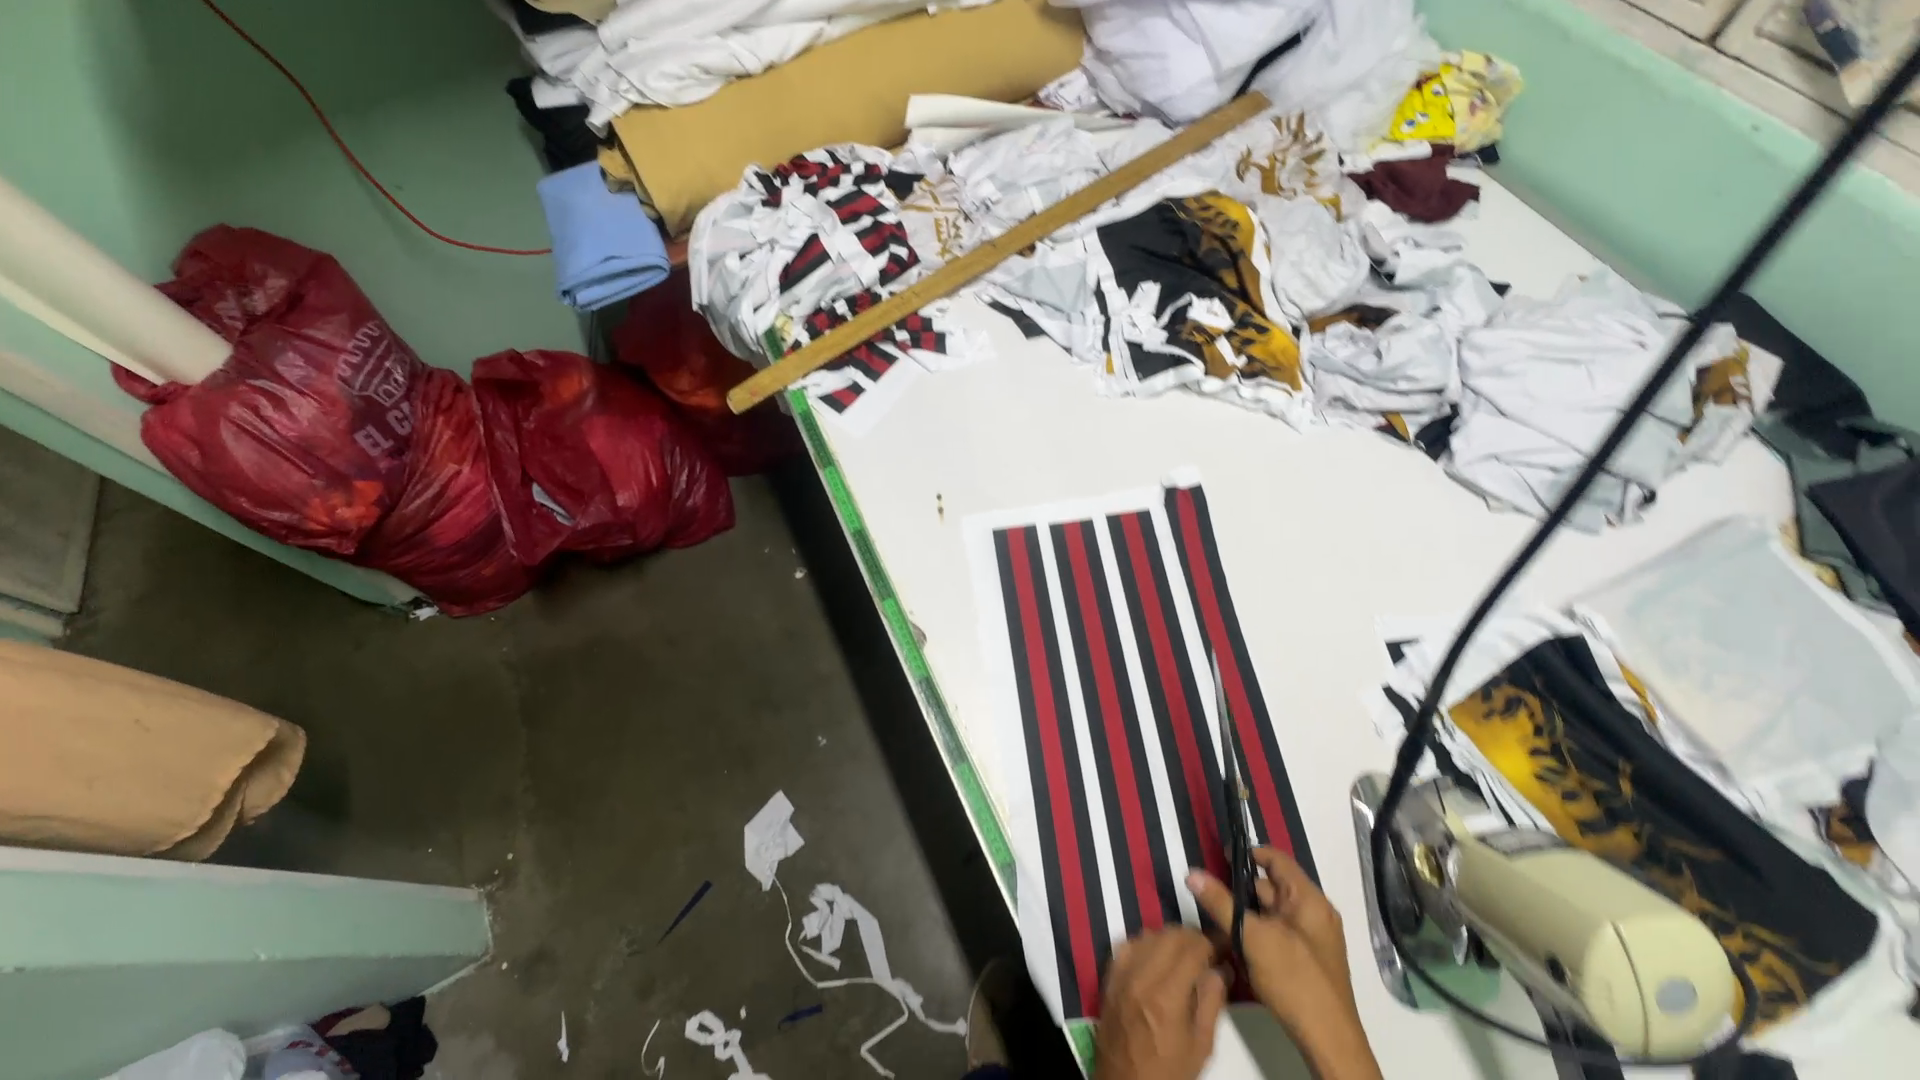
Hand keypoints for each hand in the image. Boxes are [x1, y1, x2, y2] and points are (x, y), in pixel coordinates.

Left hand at [1093, 927, 1227, 1079]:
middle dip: (1193, 938)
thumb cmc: (1169, 1071)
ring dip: (1169, 938)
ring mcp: (1121, 975)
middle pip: (1170, 935)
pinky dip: (1144, 943)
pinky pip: (1127, 945)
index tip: (1224, 946)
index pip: (1193, 949)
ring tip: (1183, 954)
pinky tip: (1155, 955)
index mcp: (1167, 997)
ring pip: (1148, 935)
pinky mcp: (1109, 978)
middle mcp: (1141, 978)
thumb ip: (1212, 1001)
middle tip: (1207, 951)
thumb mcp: (1201, 1044)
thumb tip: (1221, 967)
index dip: (1212, 942)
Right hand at [1188, 848, 1381, 1079]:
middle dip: (1239, 889)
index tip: (1219, 857)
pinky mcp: (1302, 959)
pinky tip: (1233, 944)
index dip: (1249, 853)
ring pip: (1269, 913)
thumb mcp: (1253, 938)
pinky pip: (1273, 933)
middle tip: (1208, 894)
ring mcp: (1309, 938)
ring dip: (1244, 914)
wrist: (1327, 1039)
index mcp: (1309, 900)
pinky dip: (1254, 933)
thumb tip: (1192, 872)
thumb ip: (1222, 903)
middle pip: (1270, 887)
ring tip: (1214, 919)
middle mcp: (1312, 913)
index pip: (1277, 860)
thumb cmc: (1294, 980)